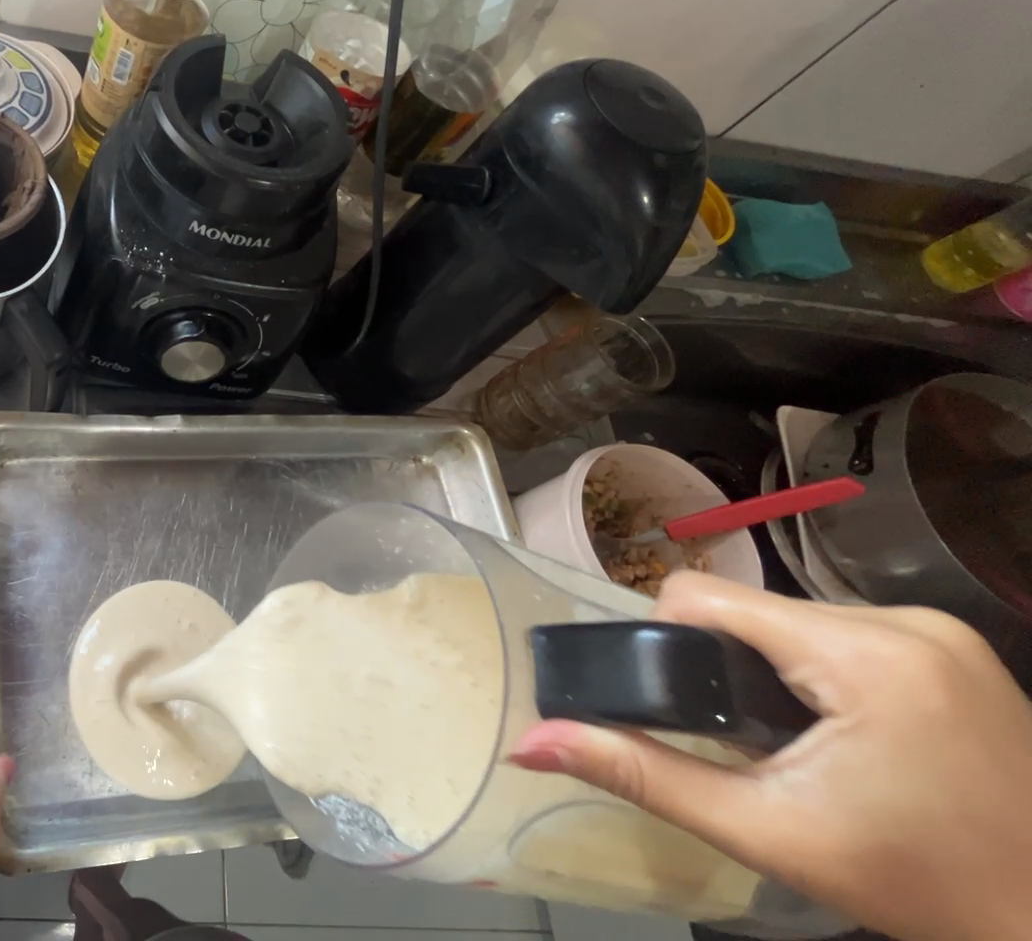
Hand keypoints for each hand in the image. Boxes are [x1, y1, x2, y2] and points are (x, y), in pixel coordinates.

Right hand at [508, 571, 1031, 940]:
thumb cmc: (918, 885)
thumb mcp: (764, 830)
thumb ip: (640, 775)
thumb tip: (528, 745)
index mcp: (866, 654)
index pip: (703, 597)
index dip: (665, 644)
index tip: (684, 710)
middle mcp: (906, 622)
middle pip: (746, 609)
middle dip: (720, 668)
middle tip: (741, 742)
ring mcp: (939, 633)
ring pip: (787, 619)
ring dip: (763, 669)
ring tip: (785, 741)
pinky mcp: (952, 649)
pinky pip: (836, 633)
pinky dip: (809, 671)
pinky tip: (831, 731)